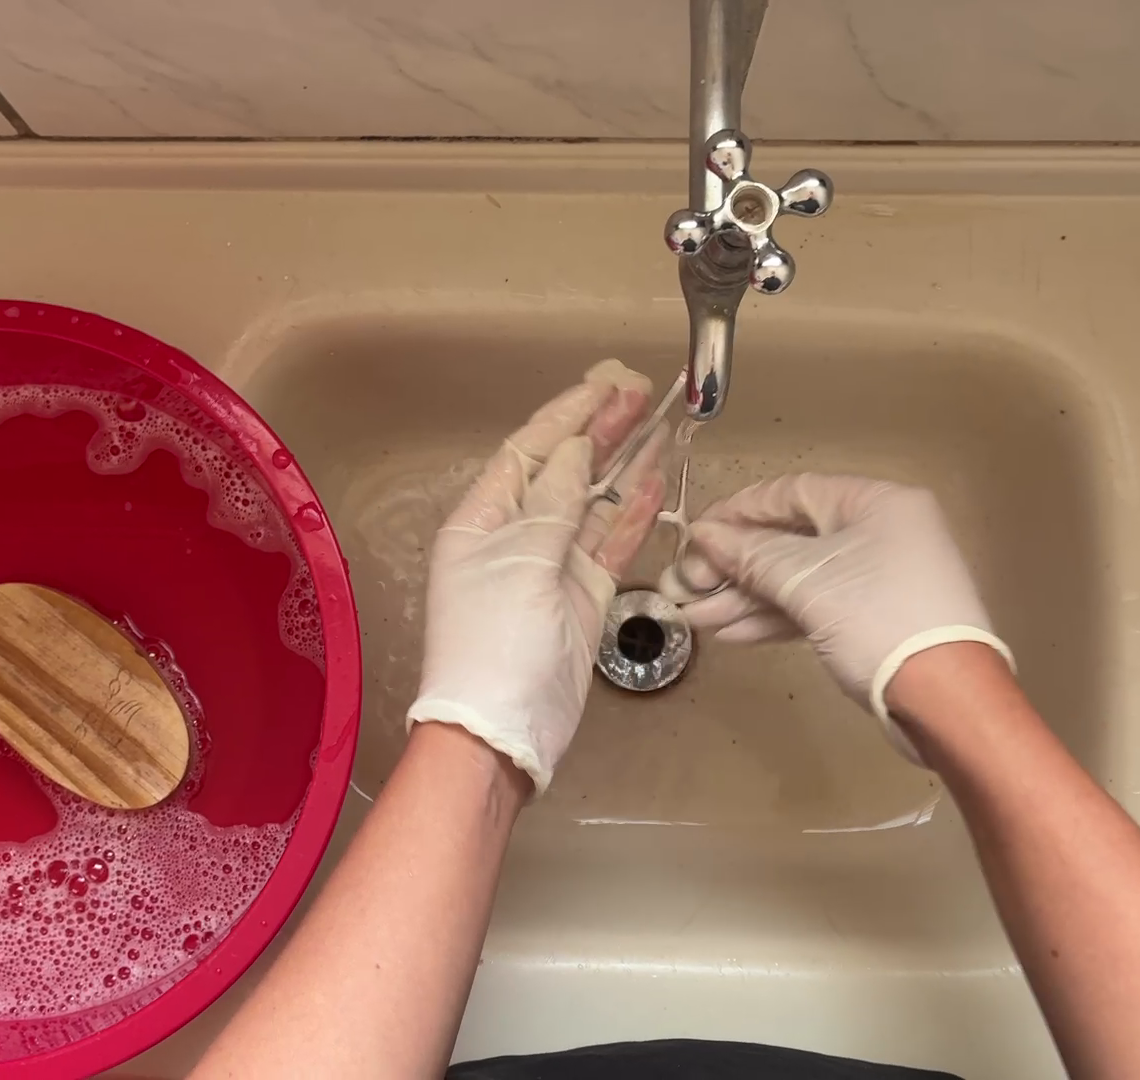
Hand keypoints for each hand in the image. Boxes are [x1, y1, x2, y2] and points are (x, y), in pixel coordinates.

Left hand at [408, 360, 665, 792]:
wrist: (504, 727)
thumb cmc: (496, 638)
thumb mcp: (520, 559)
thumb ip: (553, 500)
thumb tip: (576, 448)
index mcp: (482, 519)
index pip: (527, 451)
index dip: (565, 416)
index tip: (603, 384)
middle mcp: (516, 534)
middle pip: (563, 470)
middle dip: (599, 430)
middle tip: (639, 391)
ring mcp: (553, 564)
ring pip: (593, 503)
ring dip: (623, 464)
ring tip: (656, 422)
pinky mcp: (584, 593)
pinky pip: (611, 543)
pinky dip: (633, 514)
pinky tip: (656, 481)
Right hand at [658, 473, 1008, 762]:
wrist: (945, 700)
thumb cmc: (877, 619)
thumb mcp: (806, 582)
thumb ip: (749, 554)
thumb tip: (702, 534)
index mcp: (873, 503)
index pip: (789, 493)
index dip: (735, 513)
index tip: (693, 535)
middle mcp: (876, 532)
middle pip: (786, 539)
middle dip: (732, 567)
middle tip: (687, 586)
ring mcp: (873, 576)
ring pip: (794, 577)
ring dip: (743, 597)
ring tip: (694, 617)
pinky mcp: (867, 615)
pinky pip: (809, 604)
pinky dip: (771, 616)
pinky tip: (729, 632)